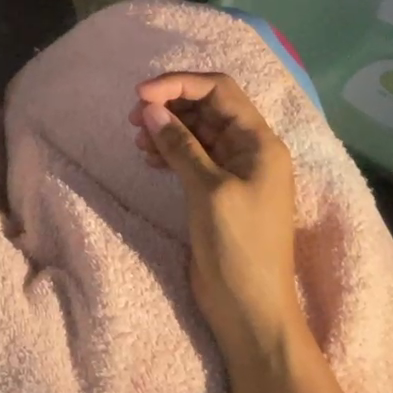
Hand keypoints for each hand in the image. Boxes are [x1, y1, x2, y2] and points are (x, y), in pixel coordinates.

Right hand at [131, 72, 300, 358]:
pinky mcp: (217, 188)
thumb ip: (180, 145)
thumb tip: (149, 108)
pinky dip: (168, 148)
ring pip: (195, 128)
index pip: (219, 90)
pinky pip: (191, 153)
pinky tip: (149, 157)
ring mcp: (234, 169)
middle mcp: (249, 149)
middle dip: (169, 104)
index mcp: (259, 142)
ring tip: (138, 139)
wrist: (251, 309)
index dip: (178, 84)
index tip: (139, 94)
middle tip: (132, 118)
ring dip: (165, 126)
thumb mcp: (208, 190)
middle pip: (206, 105)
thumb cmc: (239, 246)